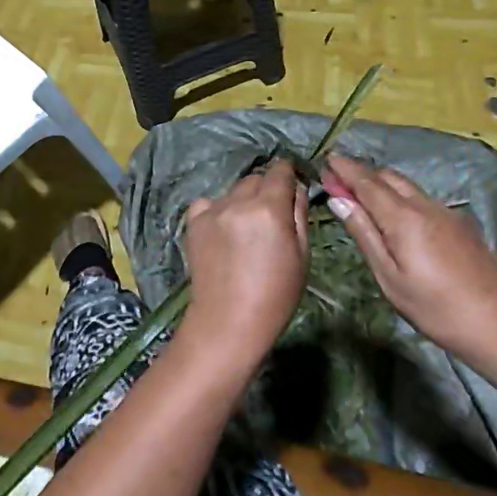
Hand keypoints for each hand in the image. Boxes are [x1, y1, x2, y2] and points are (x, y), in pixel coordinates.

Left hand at [182, 160, 308, 361]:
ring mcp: (213, 211)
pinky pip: (208, 202)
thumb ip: (300, 214)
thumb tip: (296, 189)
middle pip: (257, 178)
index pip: (281, 170)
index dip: (289, 175)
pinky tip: (223, 228)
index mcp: (270, 208)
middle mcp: (239, 202)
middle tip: (272, 216)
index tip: (292, 188)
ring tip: (247, 228)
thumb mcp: (302, 255)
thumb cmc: (275, 296)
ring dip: (244, 200)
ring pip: (234, 190)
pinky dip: (218, 208)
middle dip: (267, 190)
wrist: (227, 325)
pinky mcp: (194, 224)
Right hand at [323, 155, 496, 358]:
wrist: (496, 321)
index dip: (347, 169)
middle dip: (363, 173)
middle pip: (390, 177)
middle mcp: (426, 205)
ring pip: (408, 187)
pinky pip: (423, 200)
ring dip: (383, 184)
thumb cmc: (435, 308)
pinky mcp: (459, 223)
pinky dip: (402, 197)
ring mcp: (447, 212)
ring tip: (362, 195)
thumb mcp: (390, 278)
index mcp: (405, 217)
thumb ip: (365, 235)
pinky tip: (396, 216)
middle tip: (339, 180)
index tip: (328, 158)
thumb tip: (339, 200)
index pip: (368, 182)